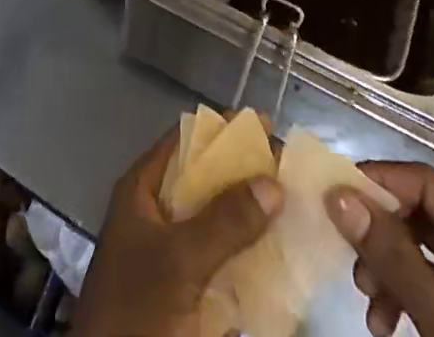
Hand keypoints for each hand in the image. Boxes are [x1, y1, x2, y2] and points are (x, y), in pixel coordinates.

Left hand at [73, 124, 283, 336]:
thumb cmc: (134, 307)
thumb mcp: (178, 260)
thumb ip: (224, 221)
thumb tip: (274, 182)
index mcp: (143, 191)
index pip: (185, 142)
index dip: (223, 130)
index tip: (266, 126)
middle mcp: (159, 212)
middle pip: (208, 180)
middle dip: (248, 174)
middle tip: (293, 169)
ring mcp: (175, 250)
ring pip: (221, 220)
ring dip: (256, 215)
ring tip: (299, 204)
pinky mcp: (190, 287)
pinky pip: (227, 259)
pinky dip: (253, 254)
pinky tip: (287, 249)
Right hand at [326, 163, 433, 336]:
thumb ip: (392, 257)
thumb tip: (337, 195)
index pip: (429, 182)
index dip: (378, 185)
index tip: (331, 200)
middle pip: (428, 215)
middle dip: (383, 241)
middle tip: (351, 267)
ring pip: (431, 249)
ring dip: (392, 273)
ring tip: (372, 308)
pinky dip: (414, 294)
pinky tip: (390, 323)